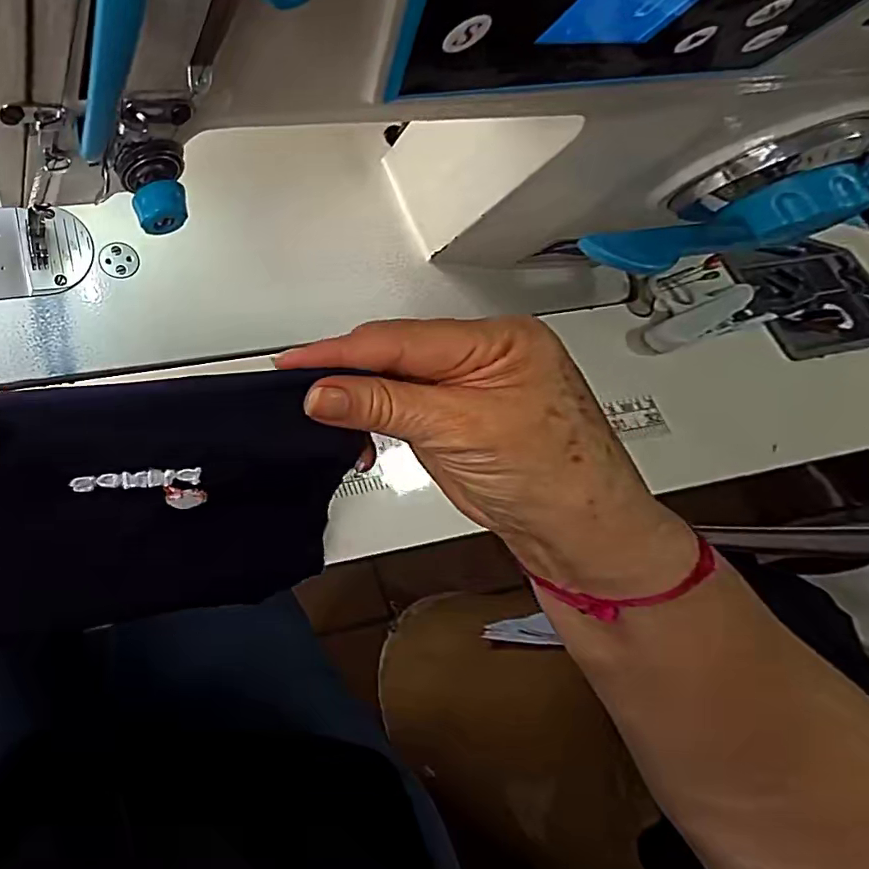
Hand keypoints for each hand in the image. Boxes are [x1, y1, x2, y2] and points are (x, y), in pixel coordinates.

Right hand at [275, 317, 693, 594]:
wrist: (575, 529)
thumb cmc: (557, 476)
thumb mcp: (456, 429)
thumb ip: (380, 404)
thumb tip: (321, 392)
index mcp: (497, 341)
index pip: (396, 339)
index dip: (338, 352)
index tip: (293, 363)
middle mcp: (478, 355)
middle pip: (386, 351)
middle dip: (342, 372)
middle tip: (299, 387)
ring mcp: (459, 383)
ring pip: (382, 376)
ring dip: (352, 398)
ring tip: (325, 413)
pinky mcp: (443, 409)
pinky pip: (388, 400)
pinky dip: (365, 416)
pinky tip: (356, 432)